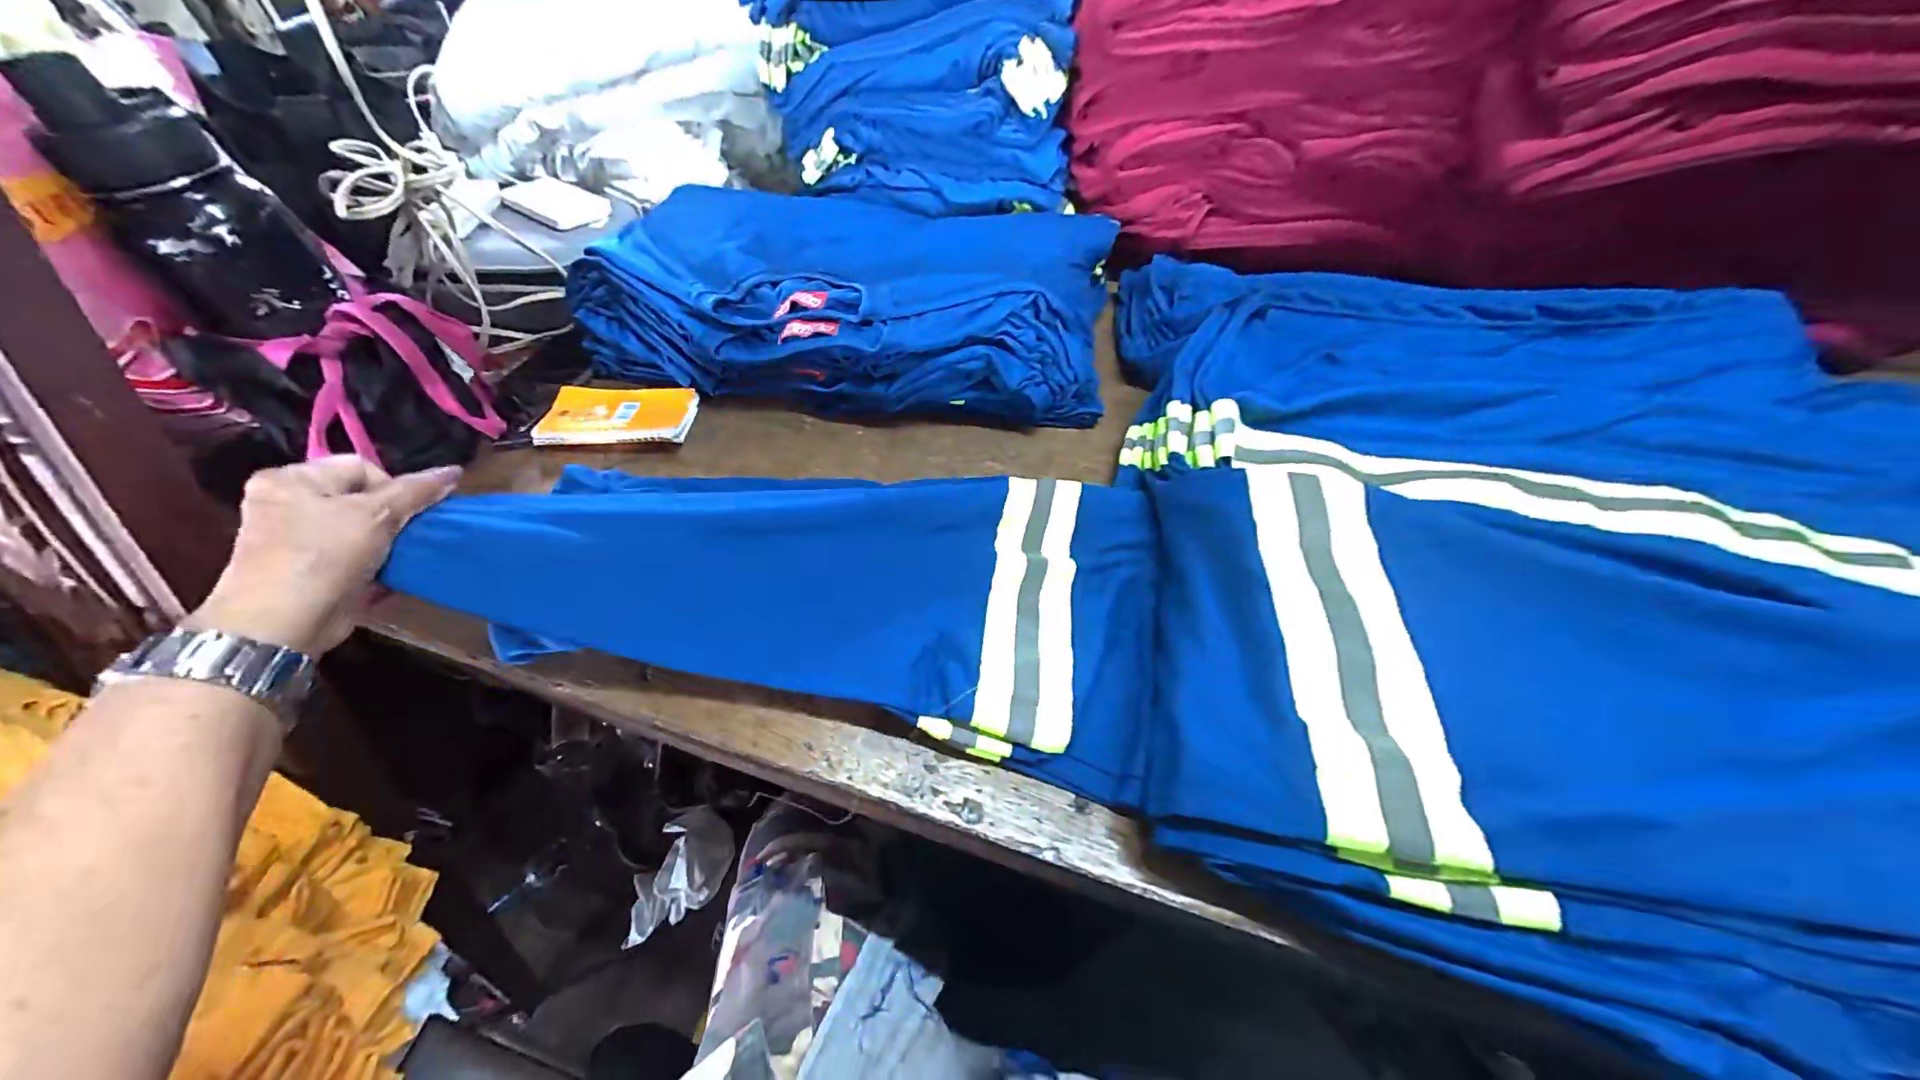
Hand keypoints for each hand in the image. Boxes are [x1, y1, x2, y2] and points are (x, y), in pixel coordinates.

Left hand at [184, 456, 462, 654]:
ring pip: (360, 526)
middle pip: (361, 497)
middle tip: (404, 536)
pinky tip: (385, 572)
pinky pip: (351, 551)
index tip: (403, 517)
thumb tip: (454, 471)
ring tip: (398, 556)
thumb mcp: (377, 516)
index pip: (361, 466)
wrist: (282, 623)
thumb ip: (416, 491)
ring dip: (387, 540)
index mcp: (291, 479)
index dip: (393, 488)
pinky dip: (373, 560)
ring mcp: (293, 536)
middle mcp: (286, 502)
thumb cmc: (324, 557)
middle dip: (392, 516)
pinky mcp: (306, 566)